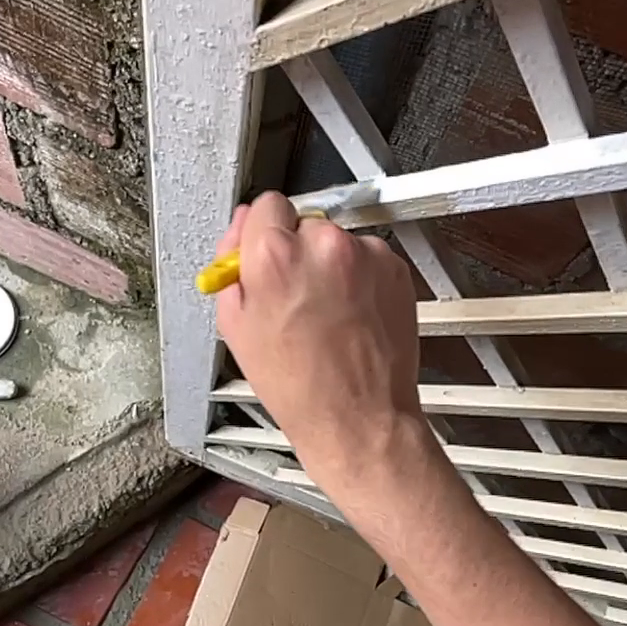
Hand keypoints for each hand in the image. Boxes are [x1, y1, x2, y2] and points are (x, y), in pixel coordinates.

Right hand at [215, 191, 432, 492]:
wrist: (359, 419)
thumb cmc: (300, 388)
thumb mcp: (237, 330)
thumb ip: (232, 270)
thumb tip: (238, 236)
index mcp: (273, 256)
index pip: (264, 205)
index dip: (262, 234)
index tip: (266, 256)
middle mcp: (322, 244)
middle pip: (302, 223)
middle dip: (298, 253)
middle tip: (297, 300)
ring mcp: (364, 255)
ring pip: (336, 242)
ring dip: (331, 267)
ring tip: (328, 317)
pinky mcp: (394, 268)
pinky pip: (367, 259)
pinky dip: (361, 280)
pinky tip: (352, 318)